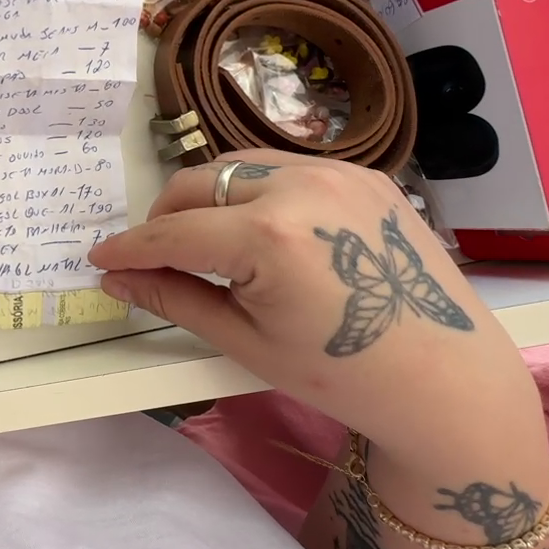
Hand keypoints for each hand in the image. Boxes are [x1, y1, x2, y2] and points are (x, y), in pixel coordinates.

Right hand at [89, 151, 545, 474]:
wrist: (449, 383)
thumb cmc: (341, 375)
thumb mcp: (243, 340)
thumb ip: (172, 299)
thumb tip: (115, 280)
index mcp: (268, 237)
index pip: (171, 233)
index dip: (128, 247)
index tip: (100, 258)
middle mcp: (299, 186)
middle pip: (195, 184)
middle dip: (163, 218)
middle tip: (154, 258)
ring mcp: (337, 173)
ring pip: (235, 165)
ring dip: (205, 197)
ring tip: (205, 241)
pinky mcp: (363, 174)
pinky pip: (281, 167)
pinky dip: (252, 189)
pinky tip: (258, 229)